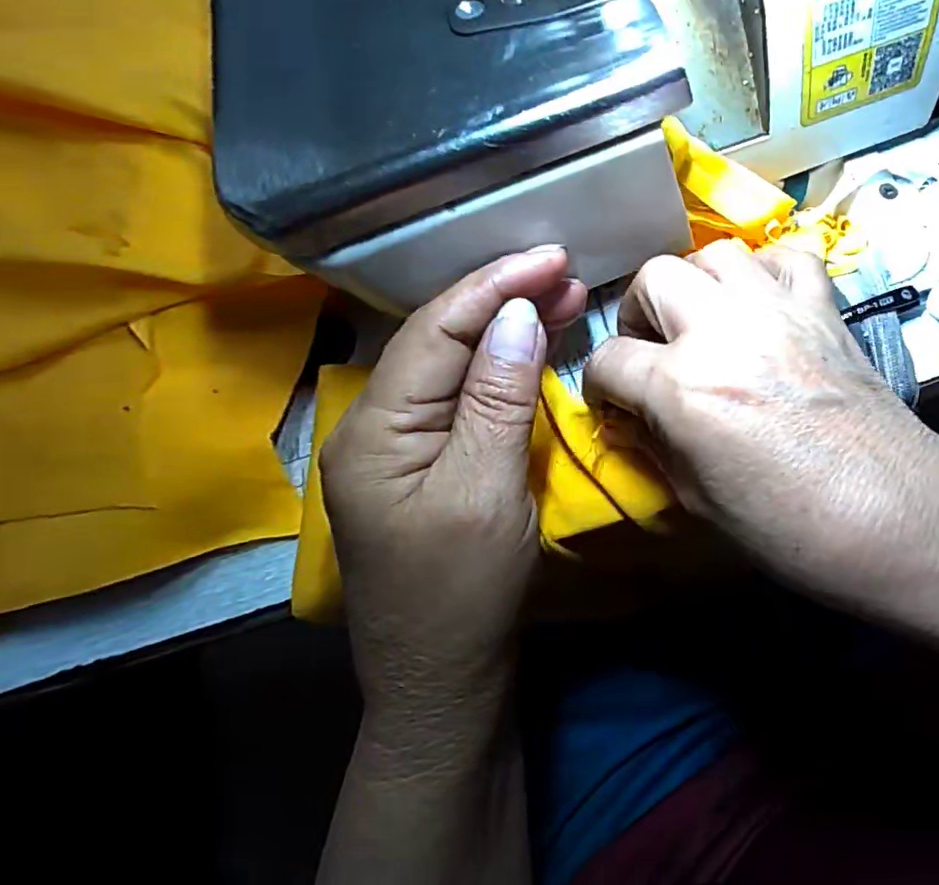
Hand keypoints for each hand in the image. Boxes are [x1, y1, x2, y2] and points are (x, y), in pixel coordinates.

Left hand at [322, 248, 586, 720]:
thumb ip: (495, 398)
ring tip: (562, 296)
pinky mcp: (427, 459)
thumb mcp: (483, 492)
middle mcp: (375, 423)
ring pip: (453, 363)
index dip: (492, 287)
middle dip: (501, 299)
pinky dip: (501, 366)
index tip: (550, 258)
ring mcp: (399, 442)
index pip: (434, 330)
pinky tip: (533, 344)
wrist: (443, 681)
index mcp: (373, 427)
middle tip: (565, 272)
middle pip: (439, 339)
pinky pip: (463, 395)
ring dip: (505, 327)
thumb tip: (516, 314)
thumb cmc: (460, 595)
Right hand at [582, 240, 938, 606]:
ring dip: (696, 283)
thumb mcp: (697, 499)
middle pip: (653, 278)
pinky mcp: (824, 309)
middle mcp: (723, 331)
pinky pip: (787, 258)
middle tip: (653, 350)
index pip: (608, 360)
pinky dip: (764, 271)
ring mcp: (778, 311)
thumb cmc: (791, 529)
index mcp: (682, 386)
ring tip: (704, 320)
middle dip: (638, 314)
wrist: (896, 518)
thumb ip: (654, 445)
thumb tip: (631, 418)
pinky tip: (761, 303)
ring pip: (716, 253)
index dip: (599, 384)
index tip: (612, 401)